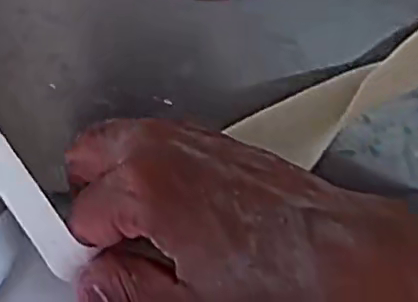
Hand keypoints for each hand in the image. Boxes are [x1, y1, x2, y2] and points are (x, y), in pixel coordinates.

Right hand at [66, 119, 417, 301]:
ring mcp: (175, 132)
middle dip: (88, 198)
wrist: (338, 251)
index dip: (82, 247)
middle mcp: (152, 145)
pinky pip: (145, 138)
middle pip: (83, 155)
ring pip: (111, 141)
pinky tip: (173, 207)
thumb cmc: (278, 277)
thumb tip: (93, 281)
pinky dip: (141, 163)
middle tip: (113, 243)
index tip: (90, 263)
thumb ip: (129, 289)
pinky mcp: (196, 131)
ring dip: (112, 178)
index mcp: (143, 185)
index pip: (79, 210)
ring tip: (146, 227)